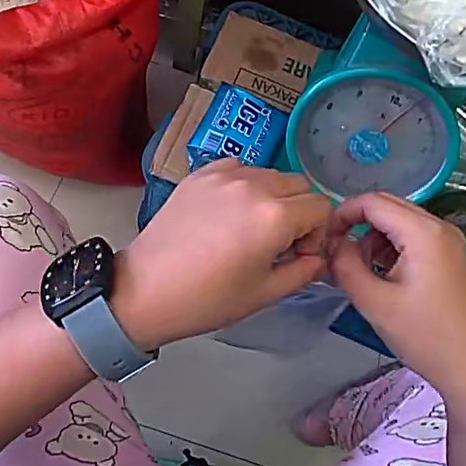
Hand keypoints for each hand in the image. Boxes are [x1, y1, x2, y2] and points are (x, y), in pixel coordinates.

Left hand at [111, 159, 332, 350]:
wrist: (145, 289)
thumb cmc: (207, 299)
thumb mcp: (265, 293)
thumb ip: (304, 270)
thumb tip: (319, 257)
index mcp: (274, 215)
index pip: (321, 207)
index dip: (317, 233)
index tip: (297, 255)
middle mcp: (253, 184)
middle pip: (299, 184)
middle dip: (299, 212)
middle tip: (278, 243)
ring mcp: (224, 174)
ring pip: (270, 174)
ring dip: (273, 196)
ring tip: (250, 227)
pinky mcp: (201, 173)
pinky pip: (239, 167)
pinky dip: (245, 184)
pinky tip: (229, 211)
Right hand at [328, 192, 465, 399]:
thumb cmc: (426, 336)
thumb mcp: (375, 302)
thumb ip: (345, 265)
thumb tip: (332, 244)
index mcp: (423, 232)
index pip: (372, 201)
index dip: (342, 214)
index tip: (325, 238)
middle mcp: (440, 227)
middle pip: (388, 206)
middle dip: (358, 224)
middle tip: (338, 253)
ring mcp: (450, 241)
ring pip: (400, 221)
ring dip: (375, 237)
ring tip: (362, 271)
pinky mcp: (453, 256)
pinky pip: (415, 236)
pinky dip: (393, 247)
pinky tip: (385, 276)